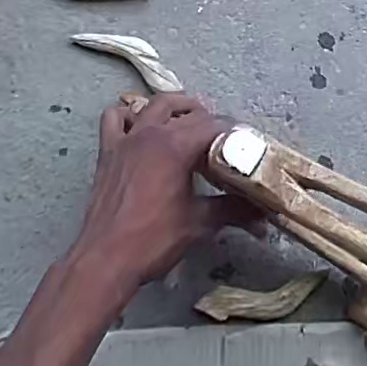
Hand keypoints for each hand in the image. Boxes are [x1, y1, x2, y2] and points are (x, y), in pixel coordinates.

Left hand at [71, 94, 259, 286]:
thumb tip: (262, 216)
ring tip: (188, 121)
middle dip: (209, 120)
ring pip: (154, 105)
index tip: (243, 143)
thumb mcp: (199, 223)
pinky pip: (114, 119)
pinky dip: (129, 117)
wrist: (104, 260)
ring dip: (174, 108)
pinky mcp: (107, 152)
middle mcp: (151, 133)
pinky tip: (139, 128)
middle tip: (222, 139)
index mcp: (175, 146)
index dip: (232, 131)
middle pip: (188, 112)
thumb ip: (233, 211)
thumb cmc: (153, 240)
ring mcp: (126, 140)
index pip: (213, 125)